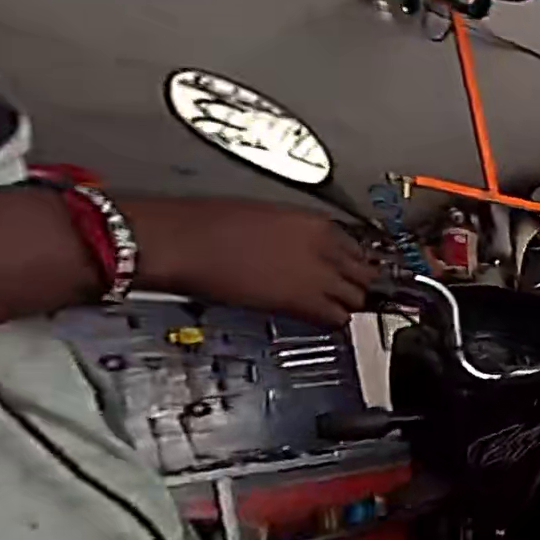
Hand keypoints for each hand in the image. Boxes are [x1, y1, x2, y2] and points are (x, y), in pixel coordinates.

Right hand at [123, 198, 377, 327]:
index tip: (346, 270)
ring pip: (357, 298)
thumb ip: (295, 236)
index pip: (358, 249)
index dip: (352, 263)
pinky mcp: (304, 301)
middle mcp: (328, 250)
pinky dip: (333, 321)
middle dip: (357, 285)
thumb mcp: (265, 218)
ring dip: (347, 304)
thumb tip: (300, 250)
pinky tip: (319, 319)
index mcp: (318, 224)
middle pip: (364, 275)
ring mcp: (320, 277)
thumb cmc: (201, 224)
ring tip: (332, 306)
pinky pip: (337, 318)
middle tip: (345, 292)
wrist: (175, 241)